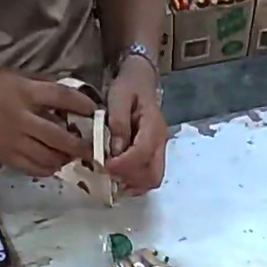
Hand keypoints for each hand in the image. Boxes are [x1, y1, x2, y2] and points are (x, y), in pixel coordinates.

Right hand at [0, 66, 95, 177]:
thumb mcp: (13, 77)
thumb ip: (39, 89)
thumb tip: (67, 101)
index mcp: (24, 91)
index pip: (61, 97)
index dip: (82, 105)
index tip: (94, 112)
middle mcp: (20, 117)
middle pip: (59, 136)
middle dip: (79, 145)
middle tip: (90, 149)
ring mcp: (12, 140)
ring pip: (47, 157)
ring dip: (64, 159)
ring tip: (70, 157)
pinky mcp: (4, 156)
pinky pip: (32, 168)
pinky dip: (47, 169)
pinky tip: (53, 165)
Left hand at [105, 55, 166, 193]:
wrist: (140, 82)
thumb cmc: (128, 88)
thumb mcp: (118, 97)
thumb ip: (118, 123)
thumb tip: (116, 151)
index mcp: (153, 126)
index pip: (143, 153)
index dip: (124, 164)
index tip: (106, 166)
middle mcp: (160, 142)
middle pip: (152, 174)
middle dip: (129, 178)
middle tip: (109, 173)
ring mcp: (159, 151)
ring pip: (152, 180)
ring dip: (132, 184)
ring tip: (113, 176)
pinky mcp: (154, 157)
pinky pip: (149, 178)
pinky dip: (135, 184)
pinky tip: (120, 179)